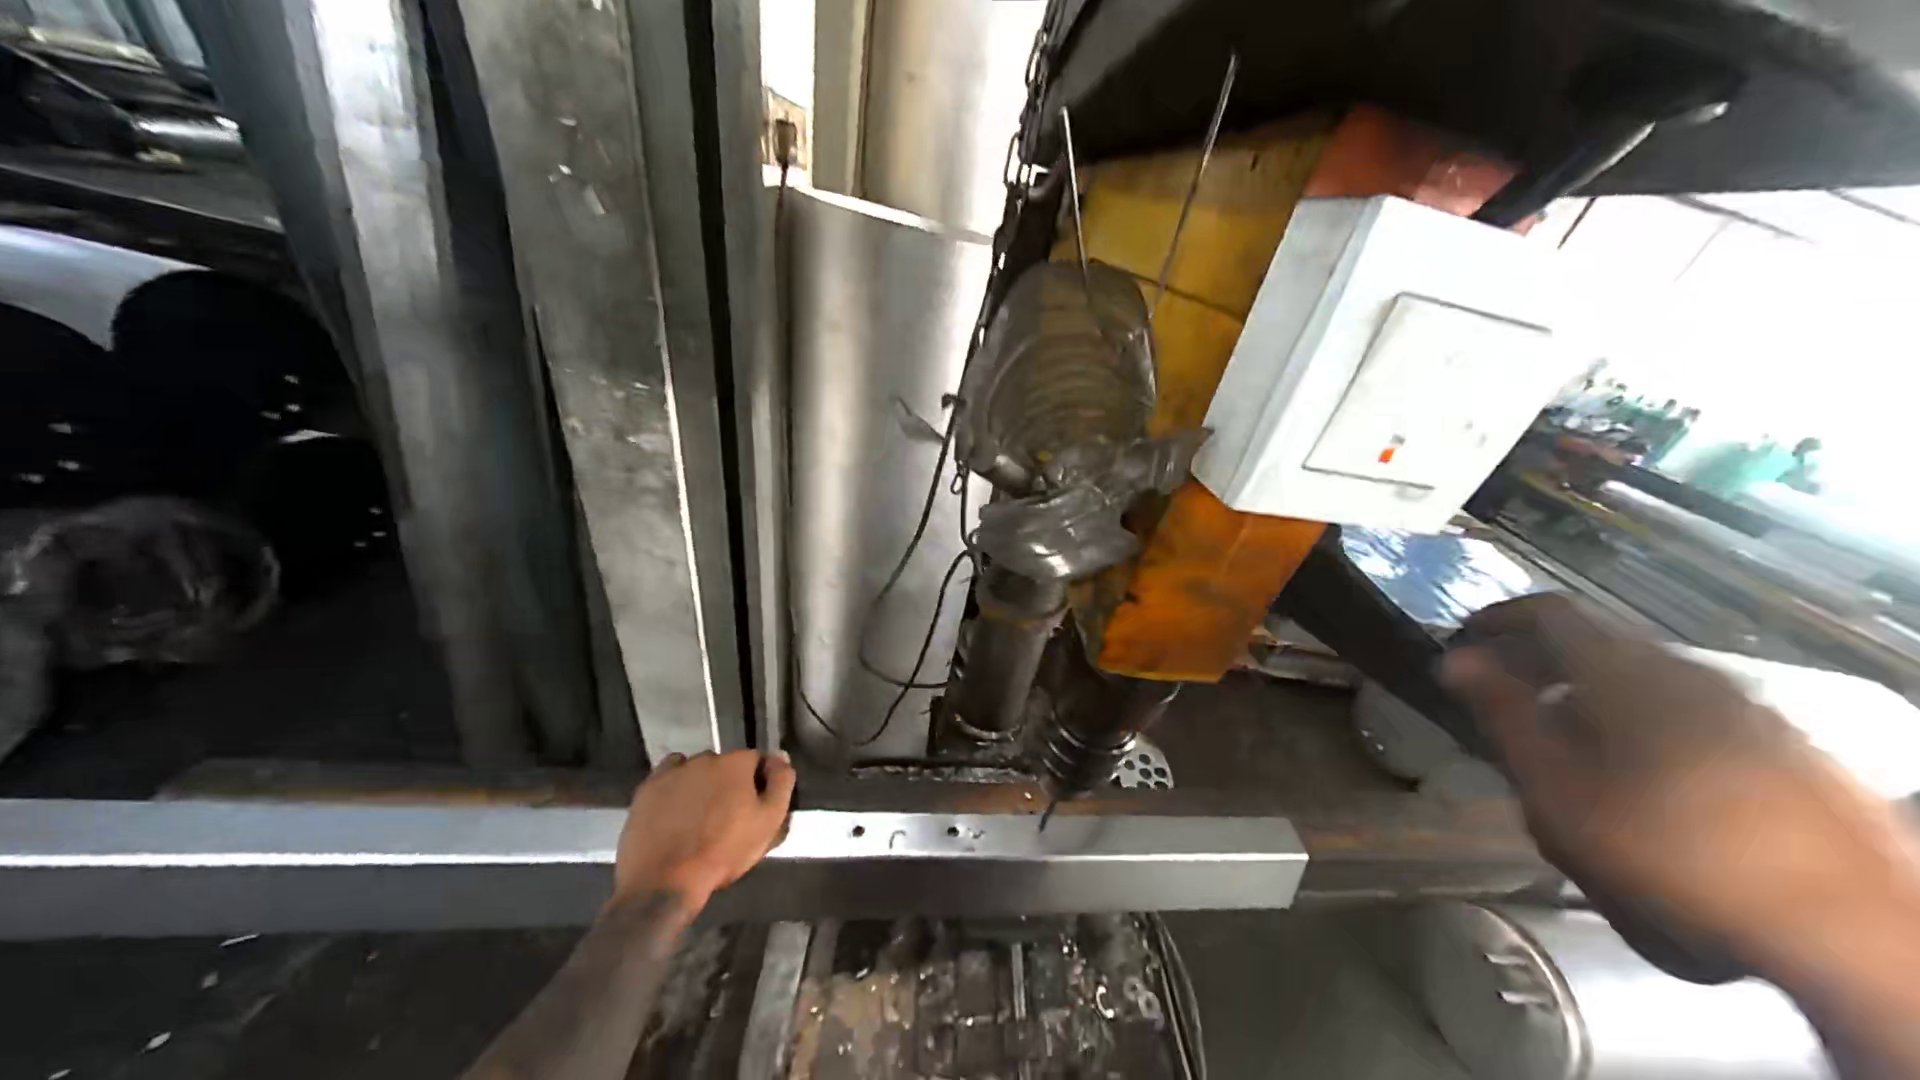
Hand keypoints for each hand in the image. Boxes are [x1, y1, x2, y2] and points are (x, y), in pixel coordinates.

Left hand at [611, 749, 795, 912]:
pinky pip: (669, 776)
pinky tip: (677, 807)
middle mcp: (705, 758)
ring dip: (703, 783)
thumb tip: (780, 756)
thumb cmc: (724, 852)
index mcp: (736, 763)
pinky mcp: (648, 788)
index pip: (757, 761)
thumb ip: (781, 783)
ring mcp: (674, 772)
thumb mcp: (768, 822)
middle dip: (730, 783)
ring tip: (700, 816)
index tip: (755, 807)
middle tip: (728, 815)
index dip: (759, 783)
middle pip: (726, 764)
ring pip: (697, 769)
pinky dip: (676, 785)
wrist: (665, 882)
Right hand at [1441, 594, 1912, 964]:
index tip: (1462, 641)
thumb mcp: (1556, 785)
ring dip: (1587, 696)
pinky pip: (1685, 709)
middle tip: (1501, 704)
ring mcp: (1747, 706)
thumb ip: (1502, 713)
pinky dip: (1638, 720)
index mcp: (1628, 671)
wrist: (1854, 931)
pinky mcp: (1785, 746)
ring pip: (1640, 679)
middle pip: (1594, 644)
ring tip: (1562, 747)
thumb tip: (1456, 660)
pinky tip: (1637, 777)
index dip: (1497, 617)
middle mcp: (1690, 671)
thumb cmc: (1671, 849)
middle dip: (1537, 665)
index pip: (1549, 611)